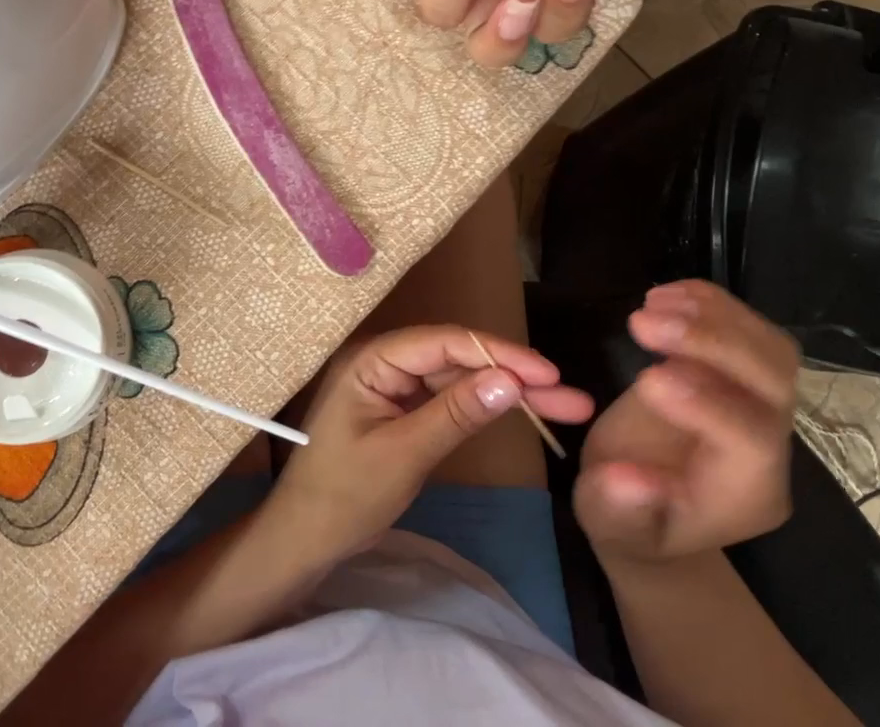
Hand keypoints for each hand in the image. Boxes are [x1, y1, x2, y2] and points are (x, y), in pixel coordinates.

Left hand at [268, 325, 593, 564]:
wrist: (306, 536)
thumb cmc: (345, 493)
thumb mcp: (405, 453)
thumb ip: (456, 413)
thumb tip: (510, 380)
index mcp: (370, 361)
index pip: (442, 343)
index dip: (498, 354)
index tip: (549, 374)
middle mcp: (381, 363)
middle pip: (456, 359)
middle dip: (512, 376)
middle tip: (573, 398)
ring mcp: (391, 387)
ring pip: (457, 379)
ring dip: (505, 392)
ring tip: (566, 409)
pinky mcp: (400, 410)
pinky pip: (446, 400)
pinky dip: (482, 408)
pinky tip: (521, 413)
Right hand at [573, 281, 798, 564]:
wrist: (652, 514)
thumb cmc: (632, 527)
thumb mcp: (613, 528)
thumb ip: (620, 509)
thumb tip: (624, 477)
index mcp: (746, 490)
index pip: (752, 440)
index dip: (710, 404)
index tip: (648, 378)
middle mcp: (769, 445)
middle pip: (773, 382)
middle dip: (715, 343)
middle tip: (643, 320)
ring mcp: (758, 405)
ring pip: (770, 350)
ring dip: (715, 316)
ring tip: (652, 300)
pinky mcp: (735, 376)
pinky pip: (748, 332)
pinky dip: (712, 304)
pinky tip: (665, 294)